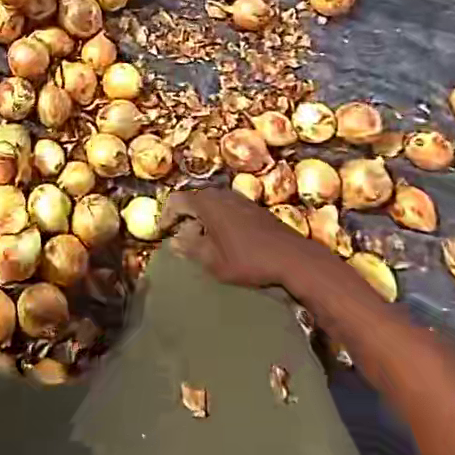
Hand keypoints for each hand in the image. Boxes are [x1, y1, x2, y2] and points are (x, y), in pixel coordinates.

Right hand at [165, 187, 326, 288]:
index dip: (166, 216)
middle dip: (184, 218)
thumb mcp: (213, 260)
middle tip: (179, 238)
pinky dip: (218, 220)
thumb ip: (190, 248)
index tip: (162, 233)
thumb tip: (174, 240)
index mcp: (207, 203)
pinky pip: (226, 208)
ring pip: (211, 204)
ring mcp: (238, 199)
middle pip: (194, 200)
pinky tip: (223, 239)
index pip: (176, 201)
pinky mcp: (252, 207)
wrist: (292, 257)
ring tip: (200, 241)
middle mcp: (221, 194)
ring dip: (202, 219)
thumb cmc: (247, 259)